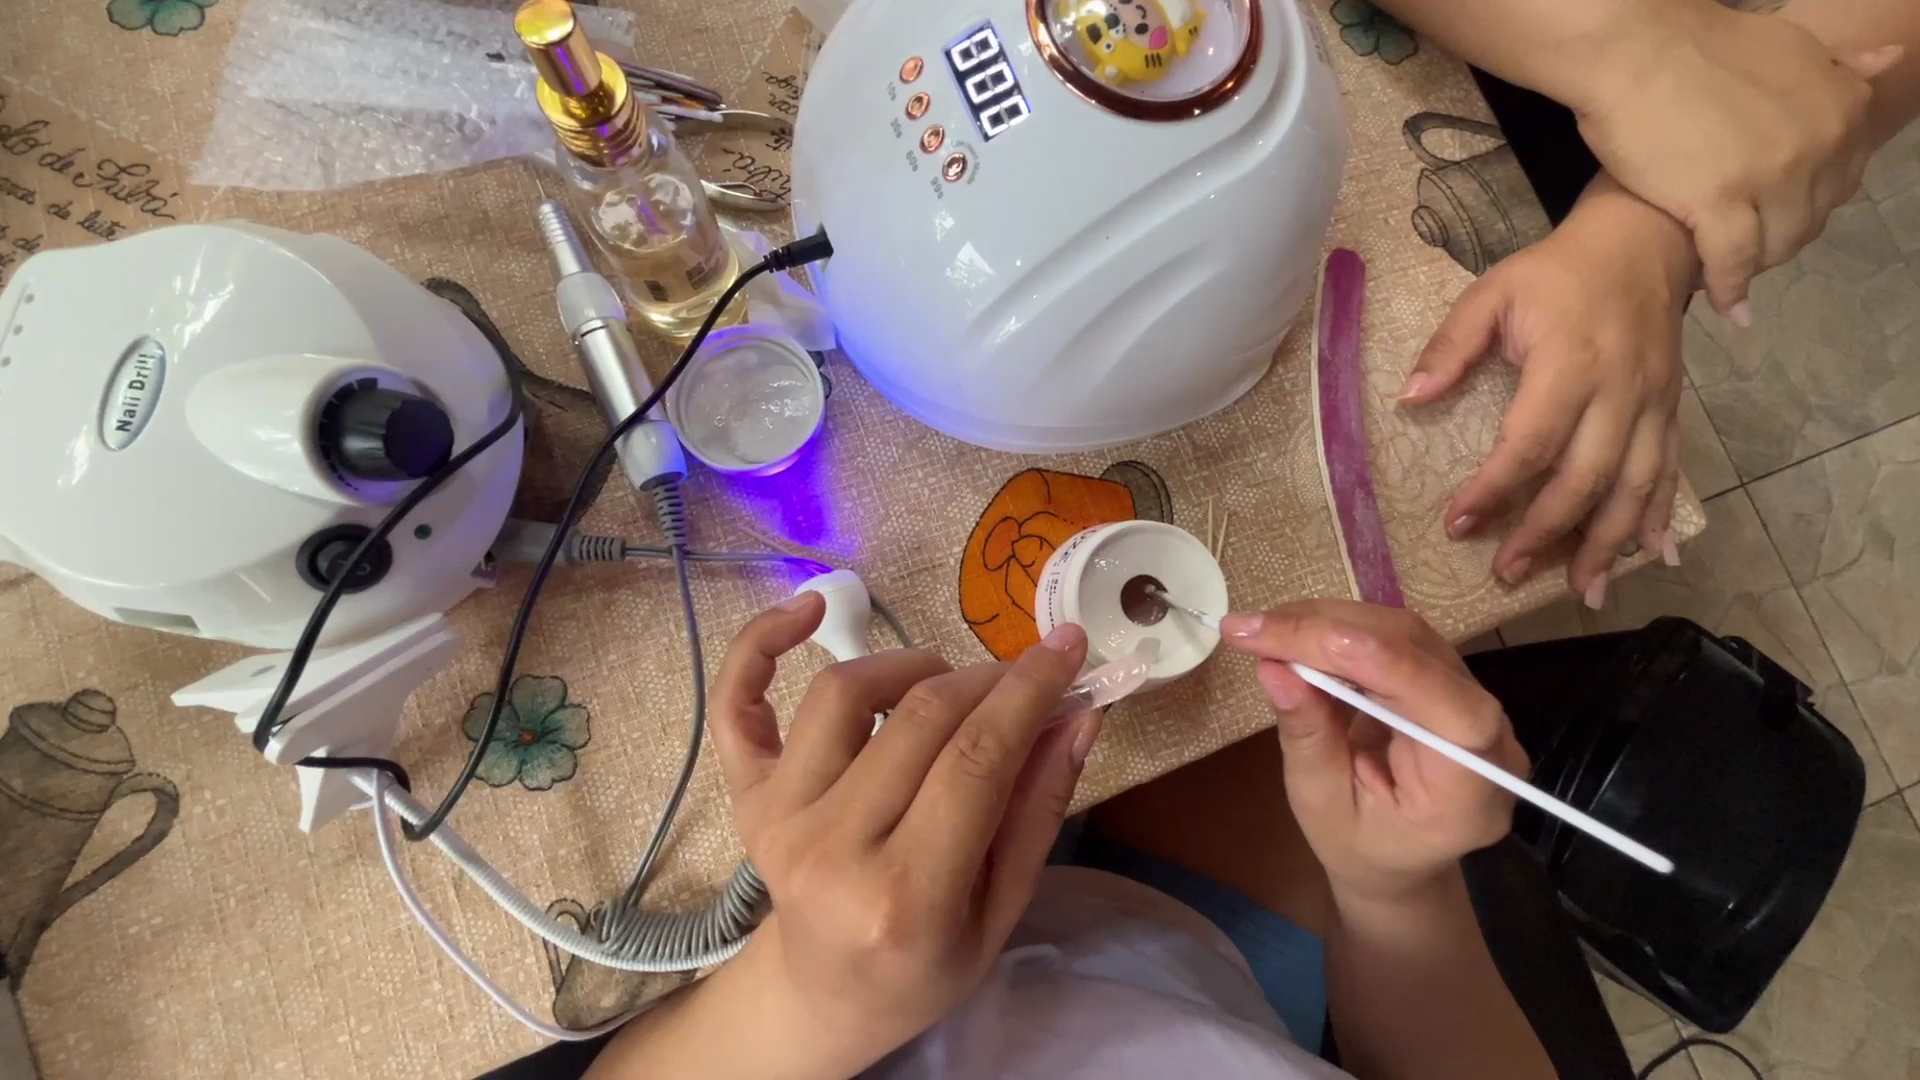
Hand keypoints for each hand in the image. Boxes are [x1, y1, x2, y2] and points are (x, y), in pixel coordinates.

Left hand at [707, 594, 1100, 1074]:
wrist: (825, 994)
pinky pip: (736, 704)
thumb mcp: (1002, 910)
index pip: (977, 759)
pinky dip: (760, 644)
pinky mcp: (745, 795)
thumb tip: (1077, 713)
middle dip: (988, 679)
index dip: (1029, 690)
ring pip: (846, 692)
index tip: (1067, 645)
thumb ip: (1039, 808)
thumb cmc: (923, 966)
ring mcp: (777, 816)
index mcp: (904, 896)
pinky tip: (806, 607)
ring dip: (910, 664)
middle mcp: (830, 848)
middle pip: (921, 718)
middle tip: (1023, 675)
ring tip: (946, 680)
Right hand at [1220, 601, 1524, 903]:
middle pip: (1416, 652)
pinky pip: (1390, 636)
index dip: (1380, 663)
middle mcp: (1488, 733)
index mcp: (1469, 789)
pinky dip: (1334, 626)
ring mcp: (1469, 699)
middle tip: (1249, 629)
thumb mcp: (1321, 803)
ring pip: (1401, 632)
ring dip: (1326, 620)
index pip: (1445, 708)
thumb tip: (1273, 669)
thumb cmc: (1360, 844)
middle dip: (1327, 631)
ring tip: (1262, 628)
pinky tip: (1292, 632)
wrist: (1397, 855)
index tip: (1300, 639)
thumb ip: (1306, 737)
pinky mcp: (1441, 678)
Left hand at [1401, 173, 1692, 601]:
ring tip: (1582, 593)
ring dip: (1607, 543)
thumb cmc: (1552, 275)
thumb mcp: (1489, 295)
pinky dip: (1656, 518)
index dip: (1494, 489)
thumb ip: (1449, 346)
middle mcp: (1621, 393)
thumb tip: (1408, 398)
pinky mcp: (1673, 409)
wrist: (1647, 243)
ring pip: (1637, 486)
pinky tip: (1644, 558)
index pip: (1529, 443)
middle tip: (1506, 573)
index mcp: (1570, 366)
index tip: (1457, 525)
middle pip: (1586, 478)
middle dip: (1546, 532)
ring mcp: (1656, 405)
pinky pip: (1670, 473)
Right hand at [1576, 3, 1900, 315]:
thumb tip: (1886, 63)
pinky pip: (1728, 259)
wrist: (1642, 57)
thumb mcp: (1791, 50)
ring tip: (1726, 282)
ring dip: (1752, 269)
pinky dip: (1727, 288)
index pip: (1838, 182)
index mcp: (1841, 109)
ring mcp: (1768, 177)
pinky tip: (1722, 305)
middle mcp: (1820, 145)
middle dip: (1779, 246)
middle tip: (1744, 261)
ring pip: (1772, 245)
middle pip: (1808, 219)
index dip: (1803, 211)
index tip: (1771, 227)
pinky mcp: (1713, 203)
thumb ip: (1836, 69)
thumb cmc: (1702, 52)